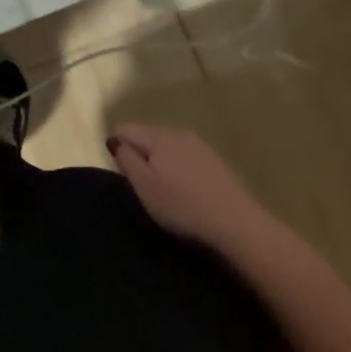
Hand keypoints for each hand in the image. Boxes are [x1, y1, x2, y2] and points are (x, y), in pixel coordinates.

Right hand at [108, 123, 262, 248]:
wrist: (236, 223)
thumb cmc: (182, 206)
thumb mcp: (144, 187)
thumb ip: (126, 159)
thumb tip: (114, 140)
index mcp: (157, 136)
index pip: (124, 128)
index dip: (118, 149)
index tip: (127, 176)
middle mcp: (177, 132)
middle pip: (145, 134)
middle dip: (139, 154)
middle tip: (145, 186)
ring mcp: (198, 144)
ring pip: (165, 144)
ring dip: (158, 161)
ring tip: (165, 190)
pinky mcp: (213, 159)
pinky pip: (184, 154)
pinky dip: (177, 167)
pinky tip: (186, 190)